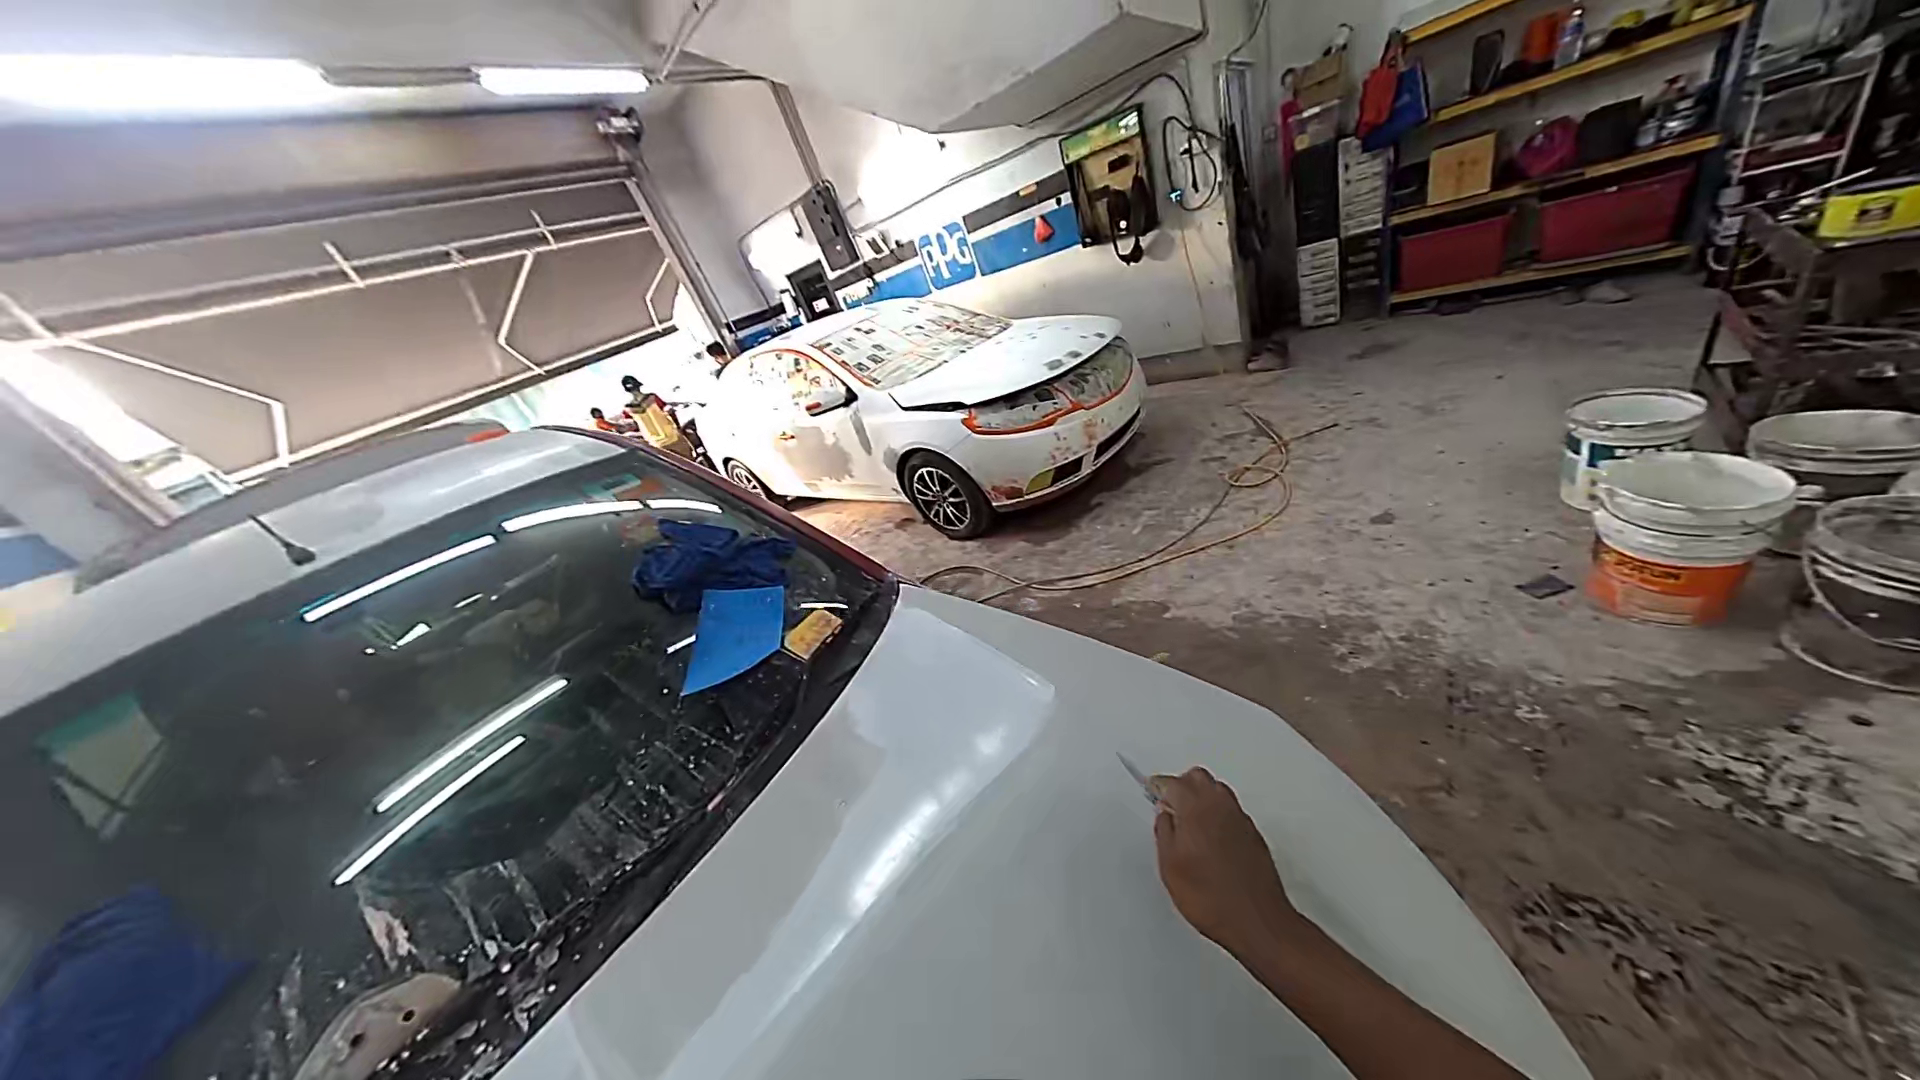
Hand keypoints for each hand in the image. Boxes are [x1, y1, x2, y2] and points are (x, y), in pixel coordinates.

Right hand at [1150, 767, 1299, 958]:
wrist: (1256, 922)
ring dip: (1201, 796)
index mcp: (1195, 808)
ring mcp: (1240, 819)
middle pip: (1198, 777)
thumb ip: (1164, 832)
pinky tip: (1210, 835)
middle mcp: (1220, 807)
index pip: (1172, 782)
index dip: (1158, 786)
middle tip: (1169, 801)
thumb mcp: (1170, 866)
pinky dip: (1218, 813)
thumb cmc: (1214, 898)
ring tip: (1189, 818)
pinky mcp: (1254, 835)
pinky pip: (1232, 809)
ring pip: (1217, 790)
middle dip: (1181, 784)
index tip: (1152, 790)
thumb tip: (1164, 816)